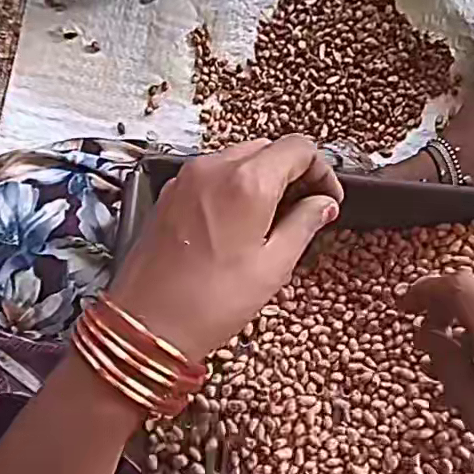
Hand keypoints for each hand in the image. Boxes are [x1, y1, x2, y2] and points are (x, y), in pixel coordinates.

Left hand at [107, 136, 342, 358]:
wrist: (146, 324)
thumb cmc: (208, 302)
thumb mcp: (273, 267)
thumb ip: (304, 224)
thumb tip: (322, 205)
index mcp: (247, 182)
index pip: (298, 148)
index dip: (321, 171)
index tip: (326, 199)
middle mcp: (213, 168)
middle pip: (267, 149)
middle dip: (292, 174)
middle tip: (304, 211)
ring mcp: (186, 179)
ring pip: (238, 159)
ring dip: (263, 180)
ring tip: (271, 223)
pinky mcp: (170, 194)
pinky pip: (212, 176)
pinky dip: (233, 188)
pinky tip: (238, 225)